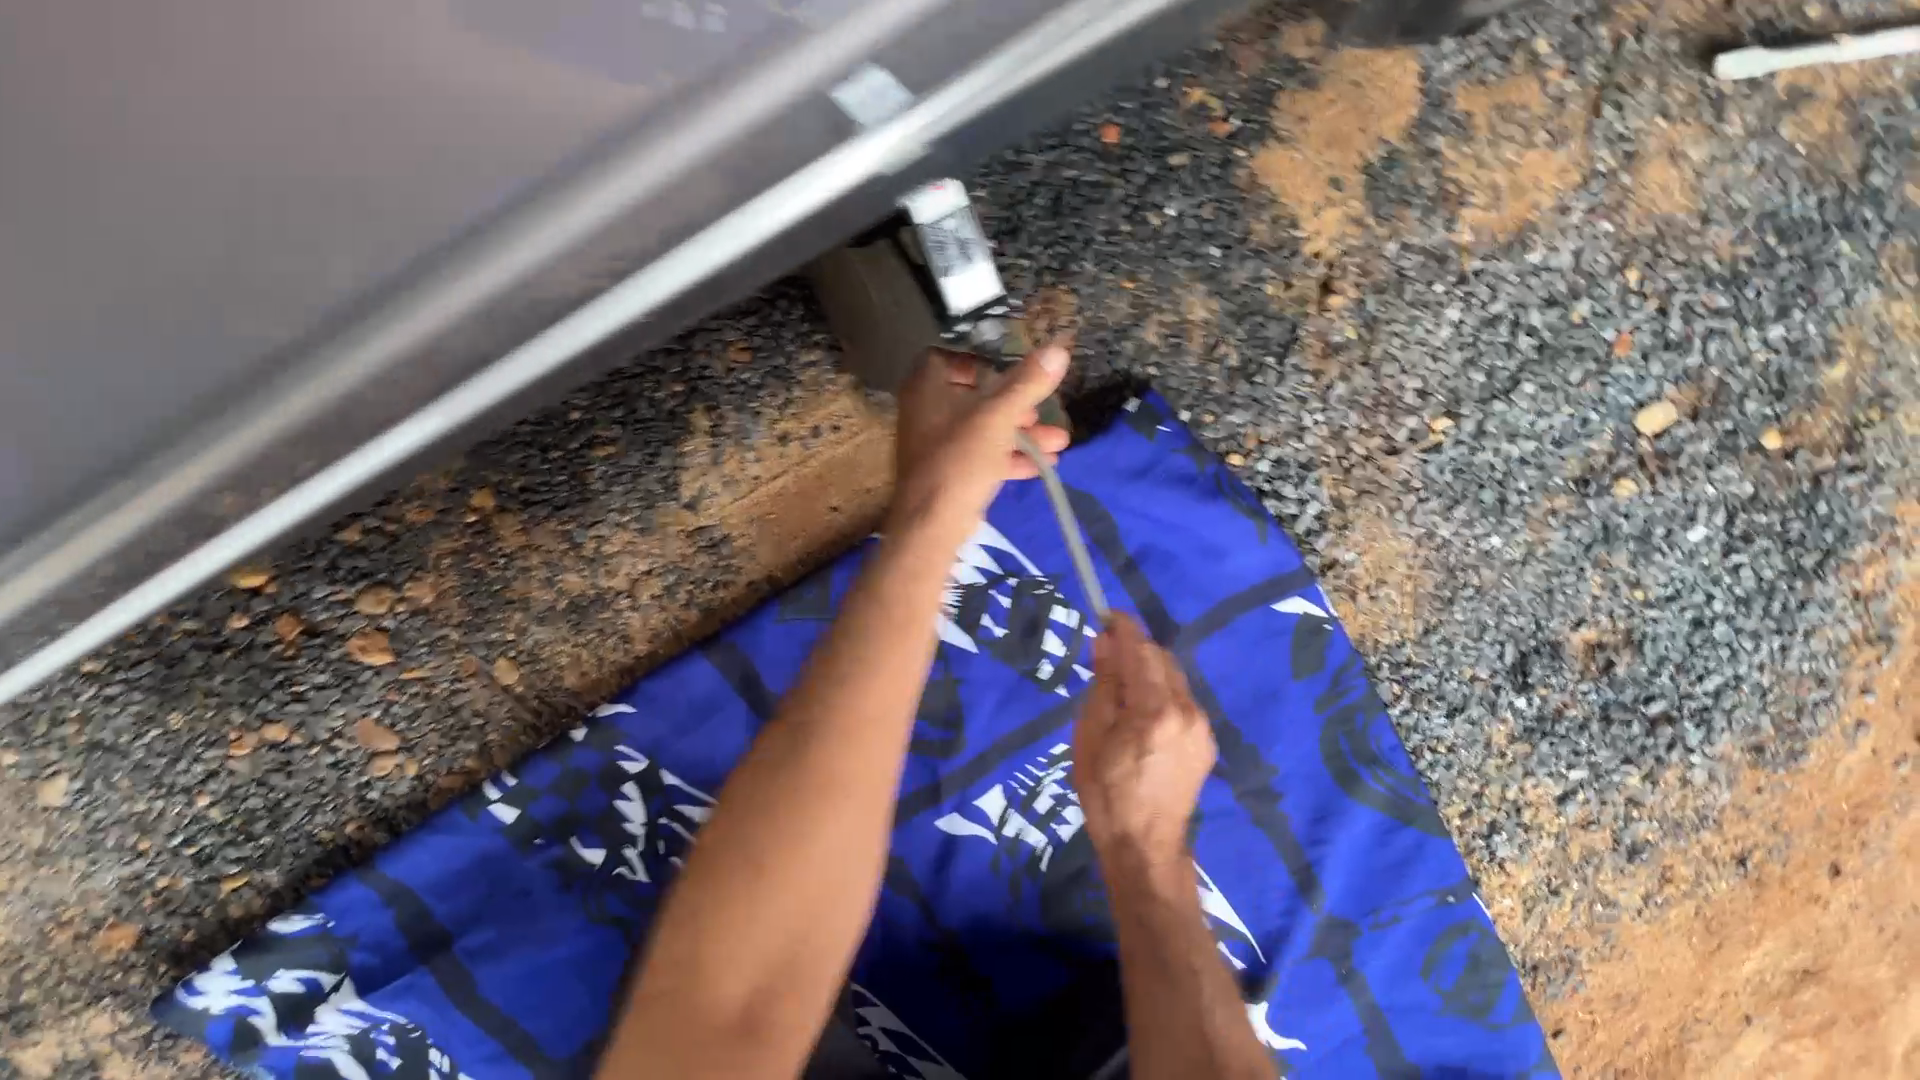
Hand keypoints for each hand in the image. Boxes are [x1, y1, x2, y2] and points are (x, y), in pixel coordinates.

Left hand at [887, 345, 1070, 542]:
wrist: (932, 523)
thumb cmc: (960, 458)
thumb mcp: (999, 416)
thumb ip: (1027, 383)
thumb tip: (1058, 348)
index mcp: (926, 387)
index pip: (946, 357)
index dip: (978, 361)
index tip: (1009, 370)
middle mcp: (926, 411)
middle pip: (974, 396)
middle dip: (1015, 405)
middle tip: (1041, 412)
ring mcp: (936, 444)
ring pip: (983, 430)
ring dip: (1020, 434)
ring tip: (1058, 442)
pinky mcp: (948, 473)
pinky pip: (981, 456)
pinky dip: (1009, 458)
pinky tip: (1042, 465)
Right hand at [1074, 614, 1216, 870]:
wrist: (1145, 845)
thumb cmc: (1106, 793)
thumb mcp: (1090, 736)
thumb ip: (1103, 685)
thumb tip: (1105, 643)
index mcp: (1154, 710)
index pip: (1141, 650)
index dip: (1123, 627)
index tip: (1106, 614)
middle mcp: (1187, 711)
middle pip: (1162, 659)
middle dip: (1135, 648)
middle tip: (1106, 653)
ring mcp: (1202, 726)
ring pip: (1175, 677)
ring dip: (1149, 670)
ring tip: (1121, 685)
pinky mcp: (1207, 740)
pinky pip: (1183, 700)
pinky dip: (1161, 692)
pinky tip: (1141, 711)